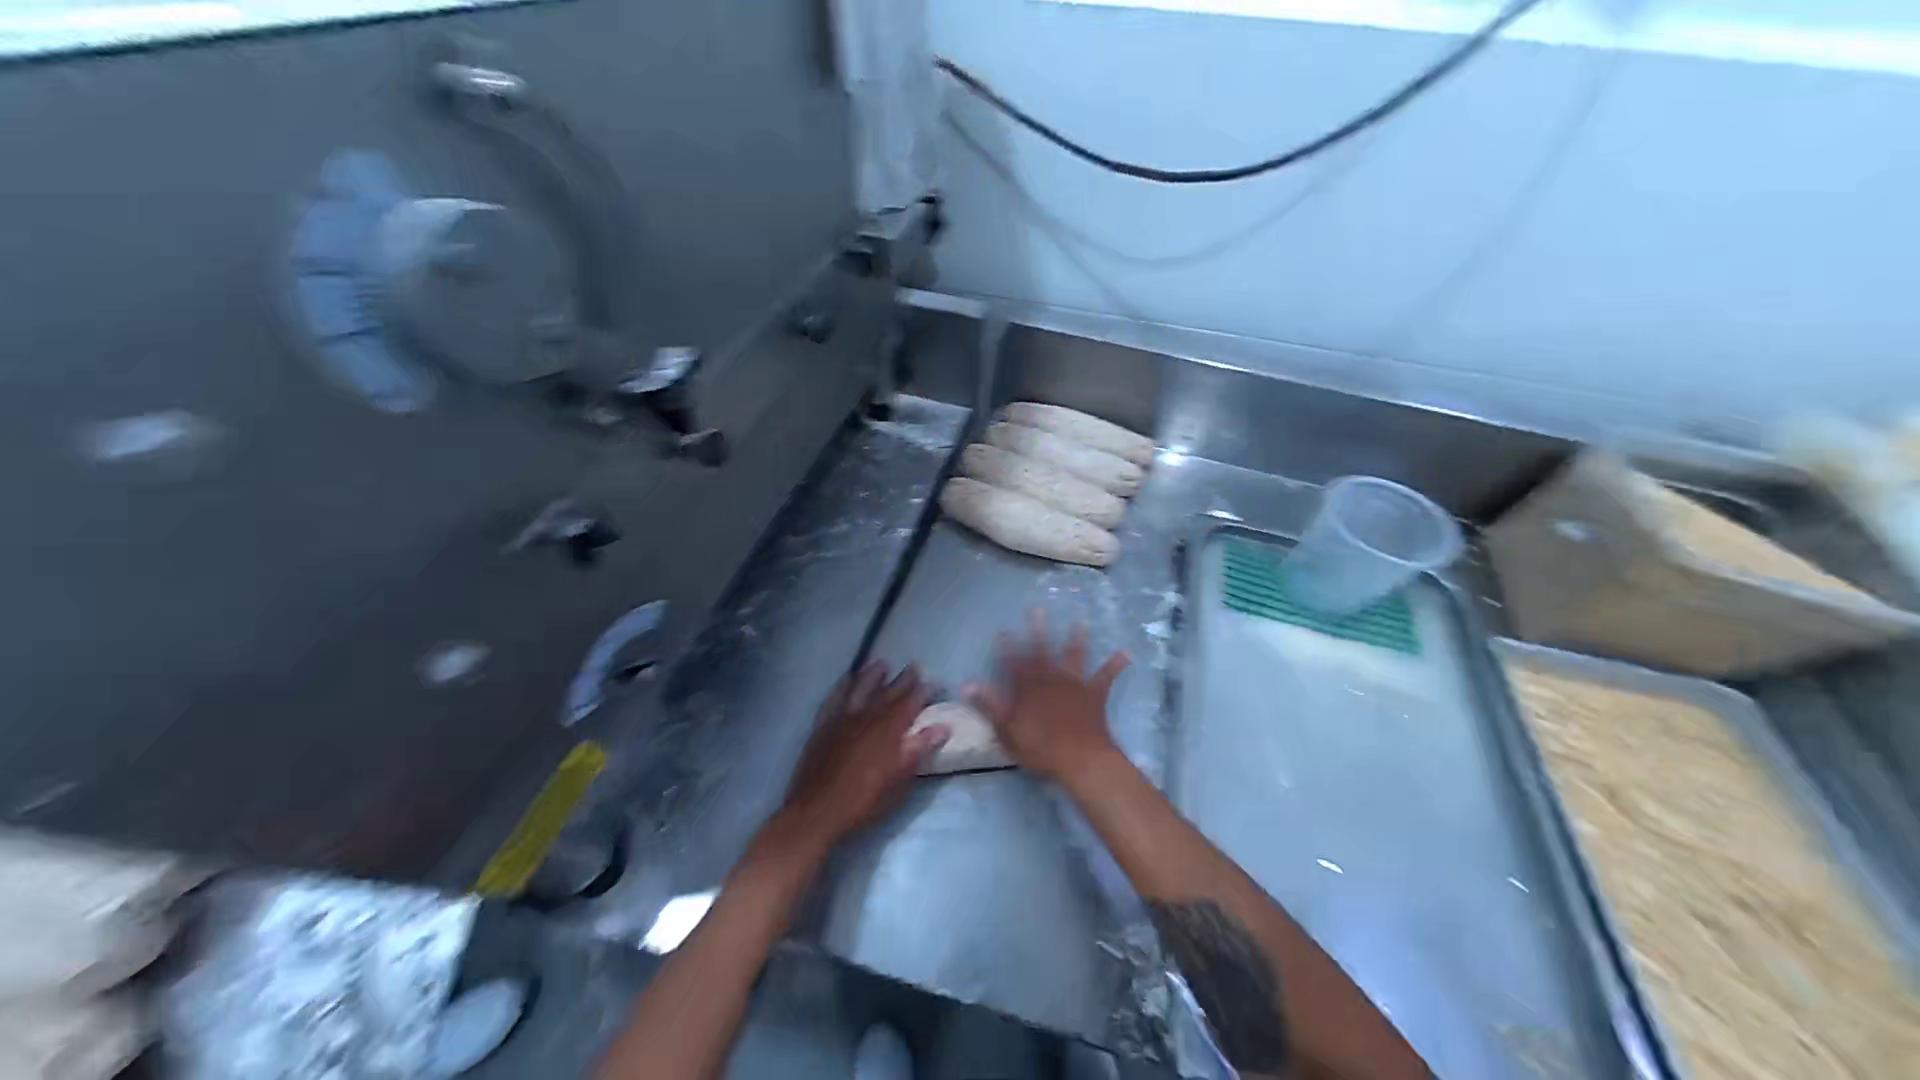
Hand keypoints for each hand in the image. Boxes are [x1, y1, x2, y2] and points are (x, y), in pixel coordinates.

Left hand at [776, 661, 946, 851]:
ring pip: (860, 688)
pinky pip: (834, 697)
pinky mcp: (823, 725)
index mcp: (889, 729)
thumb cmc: (865, 800)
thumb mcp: (900, 780)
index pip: (911, 702)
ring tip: (882, 663)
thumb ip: (920, 750)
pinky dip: (843, 686)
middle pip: (888, 691)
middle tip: (915, 667)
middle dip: (904, 679)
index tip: (935, 681)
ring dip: (873, 674)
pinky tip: (847, 680)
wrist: (817, 811)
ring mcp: (842, 718)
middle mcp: (867, 716)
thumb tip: (942, 727)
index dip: (924, 690)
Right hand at [967, 610, 1129, 784]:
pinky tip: (1125, 653)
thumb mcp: (1006, 730)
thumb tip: (967, 683)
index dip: (1008, 647)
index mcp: (1027, 689)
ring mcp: (1074, 685)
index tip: (1004, 629)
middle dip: (1039, 630)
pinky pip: (1106, 677)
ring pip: (1074, 657)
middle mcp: (1050, 680)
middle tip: (1039, 609)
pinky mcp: (1095, 695)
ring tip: (1081, 621)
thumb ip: (989, 705)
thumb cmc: (1040, 748)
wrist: (1080, 759)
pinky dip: (1115, 664)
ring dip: (1077, 639)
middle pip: (1043, 652)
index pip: (1013, 663)